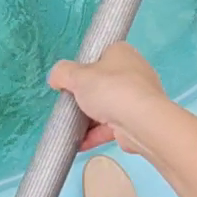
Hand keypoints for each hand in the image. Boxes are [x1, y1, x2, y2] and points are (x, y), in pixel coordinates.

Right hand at [48, 41, 171, 154]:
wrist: (141, 122)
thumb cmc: (110, 90)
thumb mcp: (78, 76)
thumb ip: (62, 74)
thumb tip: (55, 77)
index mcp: (122, 53)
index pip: (100, 56)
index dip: (84, 68)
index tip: (72, 82)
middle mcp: (133, 72)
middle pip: (103, 84)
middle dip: (86, 97)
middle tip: (69, 105)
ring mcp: (137, 98)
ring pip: (108, 107)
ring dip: (89, 120)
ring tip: (70, 128)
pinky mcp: (137, 120)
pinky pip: (112, 126)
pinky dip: (96, 135)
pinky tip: (79, 144)